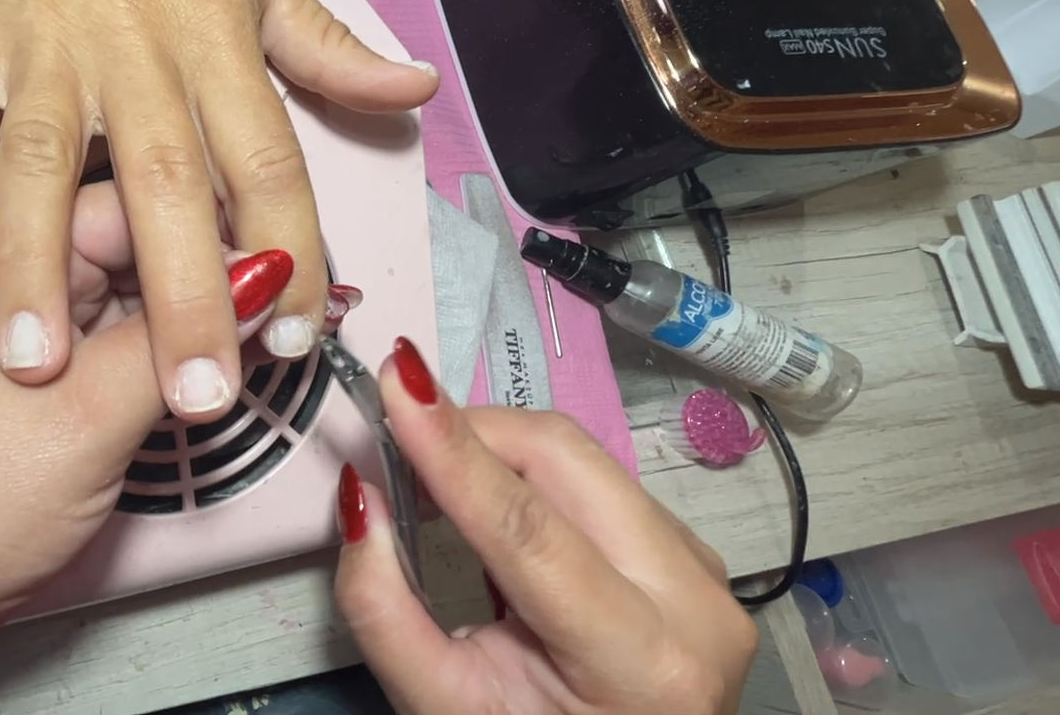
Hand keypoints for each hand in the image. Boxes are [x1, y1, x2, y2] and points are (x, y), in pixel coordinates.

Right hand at [0, 0, 435, 423]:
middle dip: (182, 293)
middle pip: (164, 182)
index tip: (292, 338)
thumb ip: (330, 46)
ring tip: (30, 361)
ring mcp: (44, 49)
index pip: (265, 159)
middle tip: (194, 400)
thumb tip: (415, 90)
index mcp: (213, 40)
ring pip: (41, 162)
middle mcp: (133, 51)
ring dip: (34, 259)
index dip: (288, 251)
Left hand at [0, 183, 309, 655]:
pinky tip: (225, 364)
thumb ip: (177, 343)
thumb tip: (264, 278)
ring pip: (145, 291)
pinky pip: (130, 334)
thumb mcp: (84, 418)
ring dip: (204, 318)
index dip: (217, 234)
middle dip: (219, 279)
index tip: (291, 271)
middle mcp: (24, 262)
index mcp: (11, 246)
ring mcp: (40, 312)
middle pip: (145, 244)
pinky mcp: (55, 360)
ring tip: (274, 337)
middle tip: (297, 310)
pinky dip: (178, 350)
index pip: (135, 205)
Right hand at [335, 339, 756, 714]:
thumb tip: (361, 492)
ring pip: (572, 449)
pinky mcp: (684, 543)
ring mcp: (698, 564)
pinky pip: (586, 467)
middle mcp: (691, 596)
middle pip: (560, 456)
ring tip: (435, 480)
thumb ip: (380, 604)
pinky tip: (488, 496)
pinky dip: (517, 462)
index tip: (396, 377)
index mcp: (640, 660)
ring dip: (488, 443)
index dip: (451, 446)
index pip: (525, 526)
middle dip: (465, 431)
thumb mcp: (437, 703)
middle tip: (397, 446)